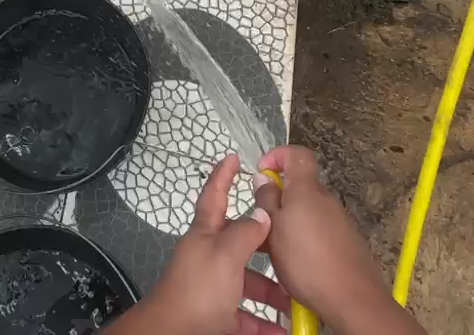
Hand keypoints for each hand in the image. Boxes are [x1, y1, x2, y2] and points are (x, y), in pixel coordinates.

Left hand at [108, 153, 289, 334]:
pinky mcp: (218, 316)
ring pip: (248, 284)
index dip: (223, 175)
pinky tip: (286, 332)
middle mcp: (210, 256)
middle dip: (266, 249)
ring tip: (298, 305)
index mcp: (206, 233)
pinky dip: (267, 325)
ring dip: (273, 295)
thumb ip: (245, 233)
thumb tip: (262, 212)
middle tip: (292, 251)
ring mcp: (214, 287)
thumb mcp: (225, 255)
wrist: (174, 334)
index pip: (214, 195)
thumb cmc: (200, 289)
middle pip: (240, 244)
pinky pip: (247, 317)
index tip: (233, 157)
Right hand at [254, 147, 423, 334]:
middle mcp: (326, 200)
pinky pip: (322, 231)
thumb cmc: (306, 261)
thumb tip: (265, 179)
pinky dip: (308, 241)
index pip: (297, 154)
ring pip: (309, 212)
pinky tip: (302, 266)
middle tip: (265, 223)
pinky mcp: (350, 244)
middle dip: (280, 200)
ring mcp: (341, 222)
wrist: (356, 302)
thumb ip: (266, 199)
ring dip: (293, 223)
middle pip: (300, 187)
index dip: (278, 155)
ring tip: (281, 251)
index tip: (262, 172)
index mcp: (306, 189)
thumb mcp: (273, 228)